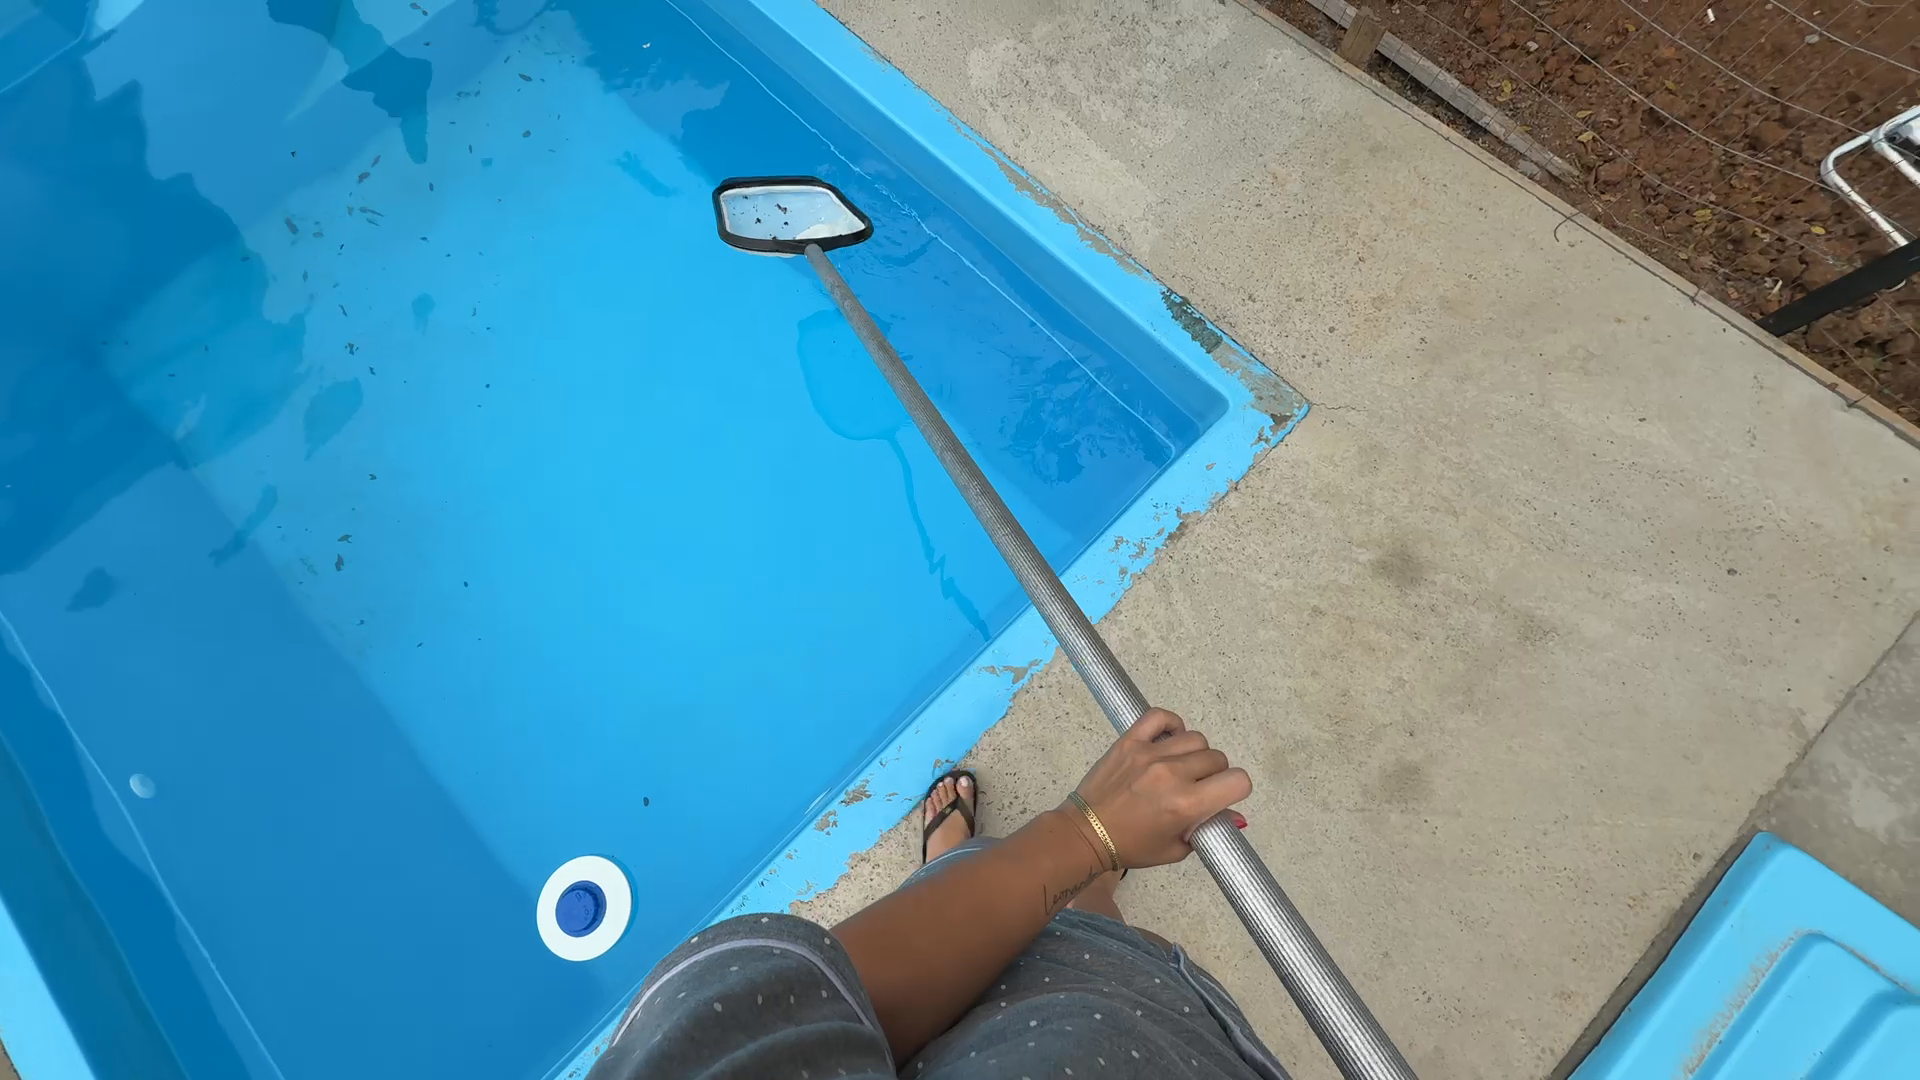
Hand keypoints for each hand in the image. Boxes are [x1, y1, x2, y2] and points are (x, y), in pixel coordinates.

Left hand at [1067, 708, 1251, 869]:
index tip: (1222, 794)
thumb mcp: (1177, 849)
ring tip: (1180, 766)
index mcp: (1187, 804)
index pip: (1237, 780)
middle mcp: (1172, 774)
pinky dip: (1171, 724)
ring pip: (1194, 738)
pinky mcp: (1129, 740)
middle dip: (1214, 773)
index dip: (1236, 788)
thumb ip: (1208, 827)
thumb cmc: (1132, 845)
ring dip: (1194, 752)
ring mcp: (1149, 753)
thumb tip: (1234, 814)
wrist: (1087, 831)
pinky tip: (1170, 739)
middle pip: (1216, 758)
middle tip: (1197, 786)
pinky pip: (1159, 716)